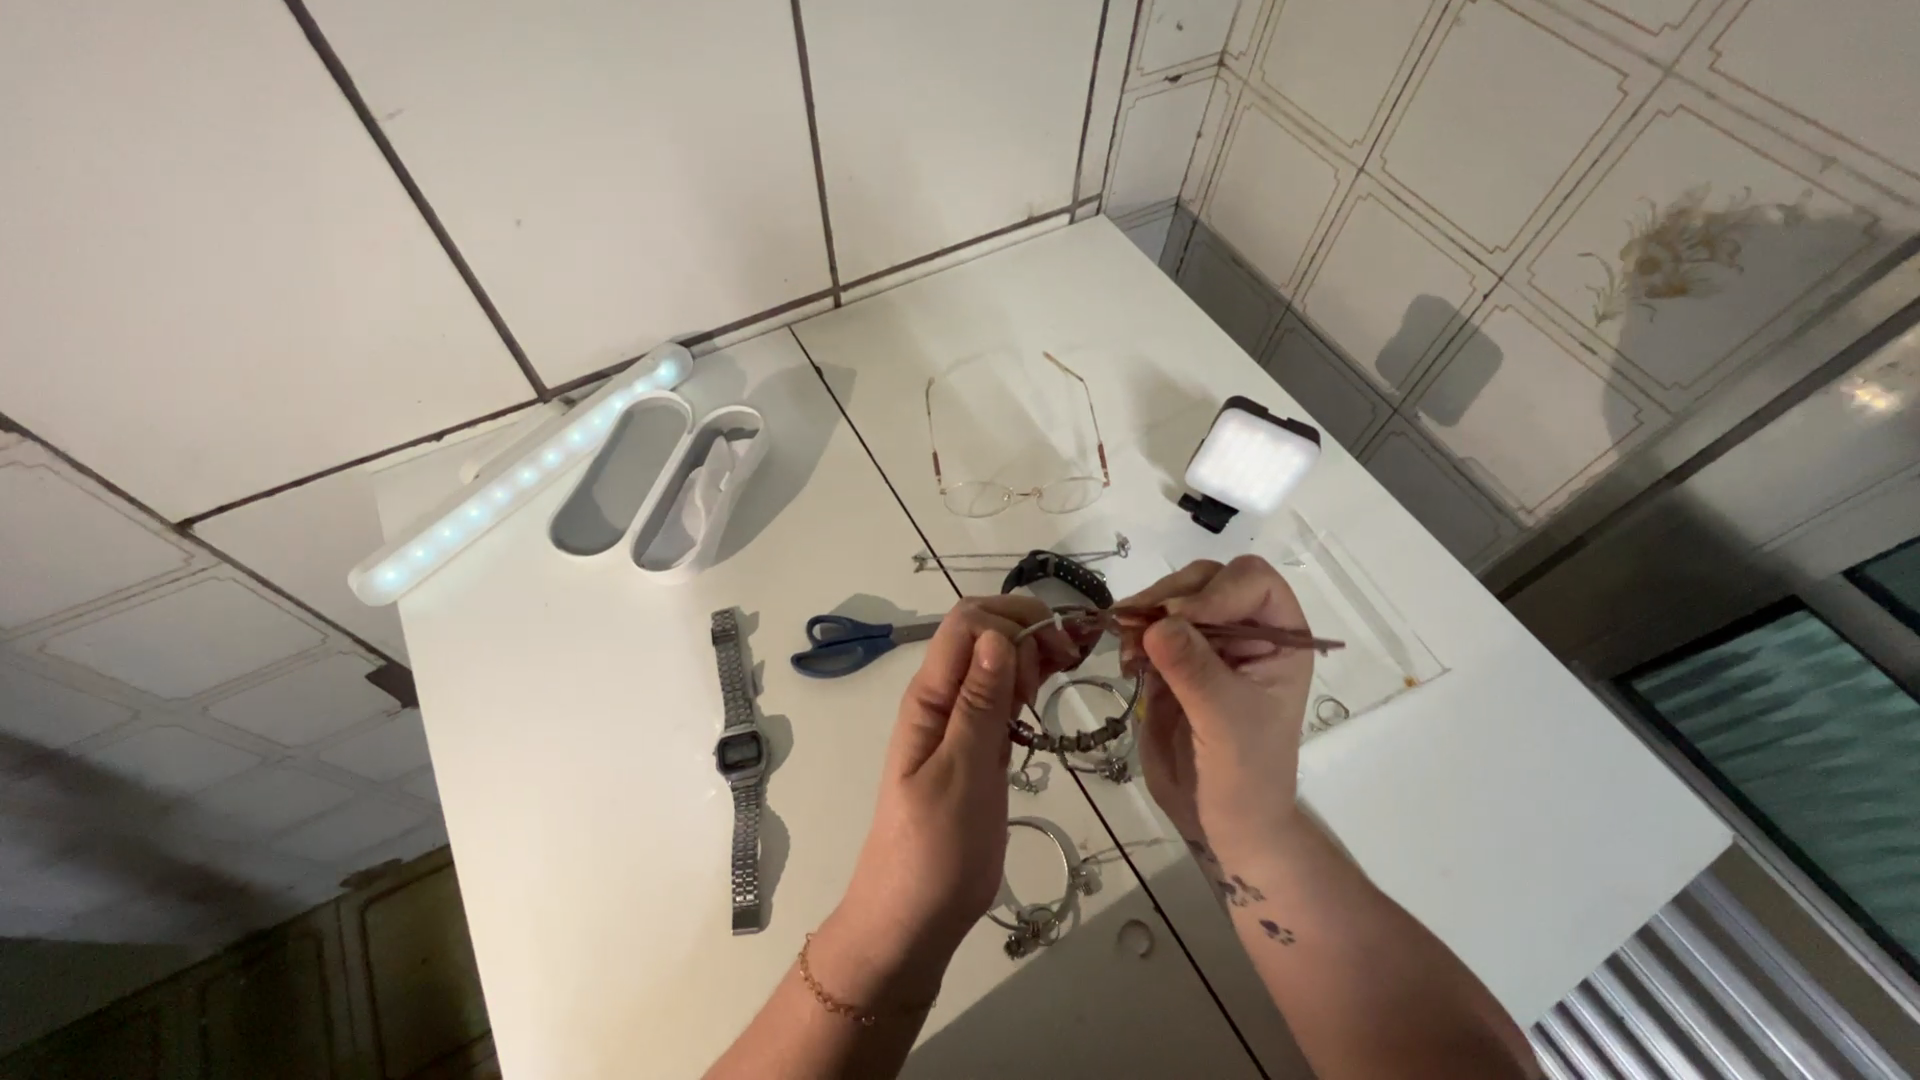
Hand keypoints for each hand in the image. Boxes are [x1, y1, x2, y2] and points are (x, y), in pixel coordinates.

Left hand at [819, 597, 1077, 995]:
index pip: (967, 622)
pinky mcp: (979, 744)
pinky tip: (1046, 696)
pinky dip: (1028, 685)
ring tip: (1060, 678)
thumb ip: (978, 705)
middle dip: (1027, 631)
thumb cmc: (933, 851)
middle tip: (1060, 669)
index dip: (1012, 620)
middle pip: (984, 632)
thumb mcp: (959, 775)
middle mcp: (943, 697)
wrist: (915, 915)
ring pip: (996, 661)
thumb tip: (997, 636)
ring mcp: (962, 720)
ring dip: (1031, 655)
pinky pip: (1003, 695)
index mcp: (929, 697)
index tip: (1052, 652)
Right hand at [1121, 556, 1313, 859]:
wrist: (1224, 820)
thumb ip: (1194, 669)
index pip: (1253, 582)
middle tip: (1137, 623)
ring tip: (1127, 648)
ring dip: (1144, 613)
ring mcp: (1207, 646)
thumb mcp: (1226, 720)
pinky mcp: (1172, 663)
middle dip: (1170, 596)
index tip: (1179, 618)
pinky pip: (1148, 629)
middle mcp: (1245, 632)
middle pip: (1206, 580)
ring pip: (1172, 599)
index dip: (1216, 590)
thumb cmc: (1246, 774)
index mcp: (1279, 638)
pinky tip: (1125, 661)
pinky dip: (1131, 635)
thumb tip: (1155, 623)